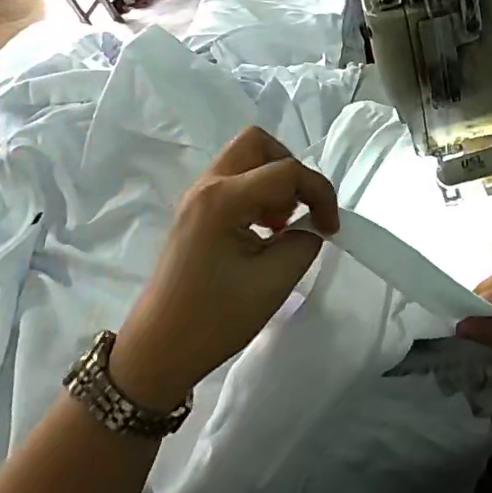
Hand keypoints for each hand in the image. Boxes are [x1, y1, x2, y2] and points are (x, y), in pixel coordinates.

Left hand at [109, 127, 339, 410]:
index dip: (320, 194)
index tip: (331, 229)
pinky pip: (234, 182)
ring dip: (274, 182)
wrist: (160, 349)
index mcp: (223, 199)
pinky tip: (264, 232)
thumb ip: (304, 241)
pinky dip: (258, 195)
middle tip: (300, 210)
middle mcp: (206, 186)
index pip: (287, 171)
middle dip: (291, 170)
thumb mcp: (275, 281)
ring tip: (281, 226)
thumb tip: (312, 226)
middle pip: (257, 143)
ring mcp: (196, 198)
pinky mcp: (195, 213)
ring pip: (244, 160)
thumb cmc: (216, 318)